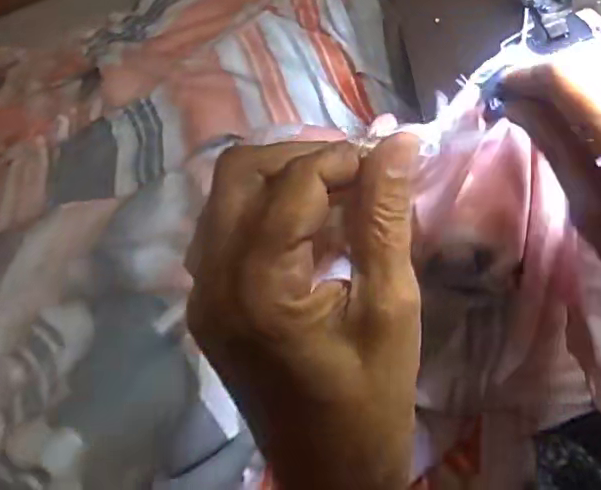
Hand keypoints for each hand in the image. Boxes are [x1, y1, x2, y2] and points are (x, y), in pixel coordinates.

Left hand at [185, 136, 421, 489]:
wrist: (331, 477)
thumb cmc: (371, 399)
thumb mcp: (392, 305)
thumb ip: (386, 216)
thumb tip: (397, 143)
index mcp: (259, 286)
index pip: (294, 182)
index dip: (343, 157)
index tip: (386, 159)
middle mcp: (214, 280)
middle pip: (242, 170)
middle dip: (303, 154)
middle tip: (356, 169)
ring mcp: (203, 291)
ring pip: (231, 190)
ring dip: (285, 175)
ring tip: (340, 188)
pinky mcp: (209, 299)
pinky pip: (230, 222)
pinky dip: (271, 203)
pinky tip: (315, 222)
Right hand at [500, 55, 600, 379]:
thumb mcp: (599, 222)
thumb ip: (557, 149)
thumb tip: (518, 104)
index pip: (566, 74)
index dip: (526, 73)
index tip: (503, 87)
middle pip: (596, 63)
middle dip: (555, 75)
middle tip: (528, 98)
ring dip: (592, 84)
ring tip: (569, 111)